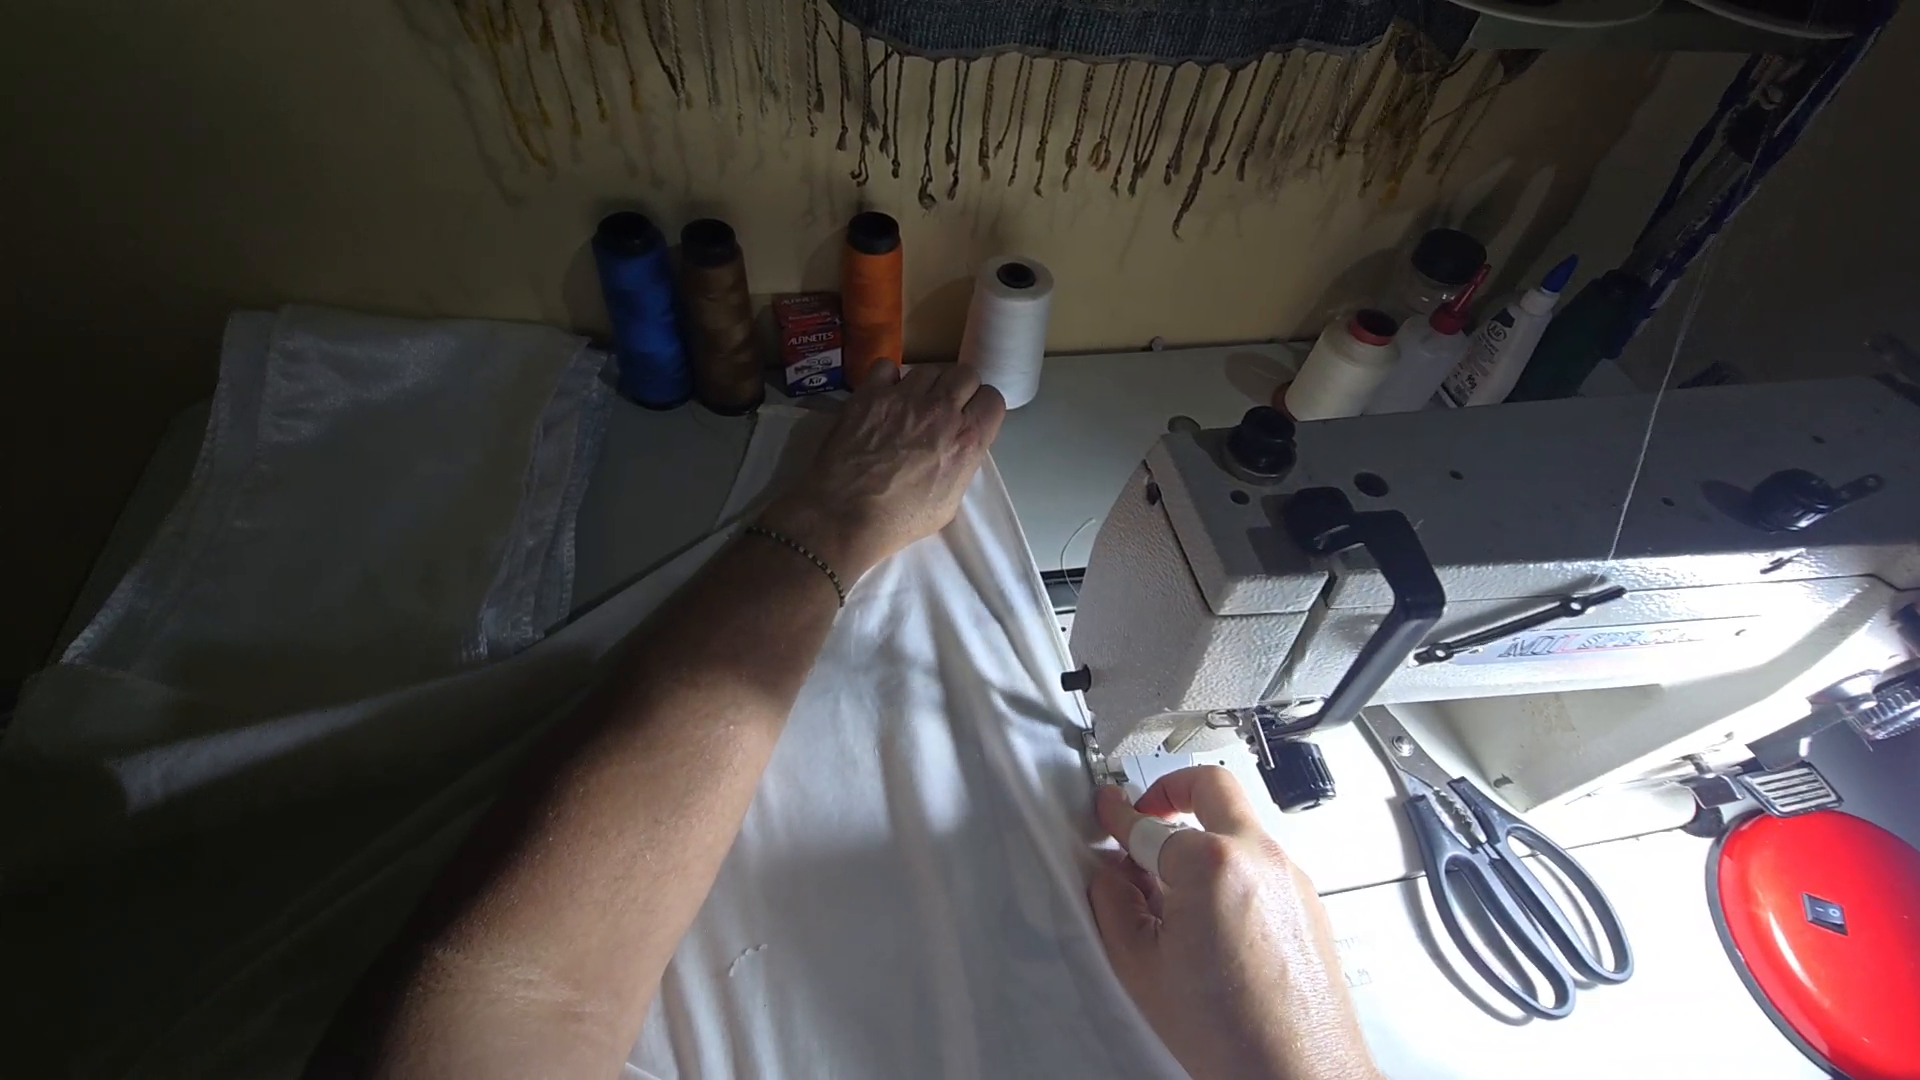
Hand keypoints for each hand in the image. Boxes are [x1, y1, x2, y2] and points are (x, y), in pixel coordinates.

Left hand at [761, 362, 1005, 579]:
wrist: (845, 516)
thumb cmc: (899, 520)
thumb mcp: (949, 502)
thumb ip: (961, 464)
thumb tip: (956, 448)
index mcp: (967, 440)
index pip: (993, 399)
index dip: (982, 408)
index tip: (971, 418)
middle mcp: (941, 410)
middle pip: (965, 374)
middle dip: (959, 389)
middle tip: (945, 408)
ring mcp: (904, 397)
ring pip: (929, 368)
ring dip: (926, 384)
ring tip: (913, 404)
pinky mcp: (870, 393)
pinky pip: (887, 366)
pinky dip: (888, 378)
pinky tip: (884, 398)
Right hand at [1091, 767, 1379, 1079]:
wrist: (1300, 1079)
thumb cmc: (1232, 1035)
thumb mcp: (1141, 966)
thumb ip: (1113, 903)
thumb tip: (1110, 873)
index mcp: (1211, 865)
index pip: (1149, 826)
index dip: (1119, 816)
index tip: (1110, 810)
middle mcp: (1258, 857)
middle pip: (1212, 786)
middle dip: (1172, 789)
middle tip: (1149, 809)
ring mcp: (1290, 877)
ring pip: (1238, 824)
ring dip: (1203, 832)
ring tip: (1176, 881)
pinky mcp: (1308, 901)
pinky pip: (1259, 861)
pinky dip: (1230, 865)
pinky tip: (1210, 911)